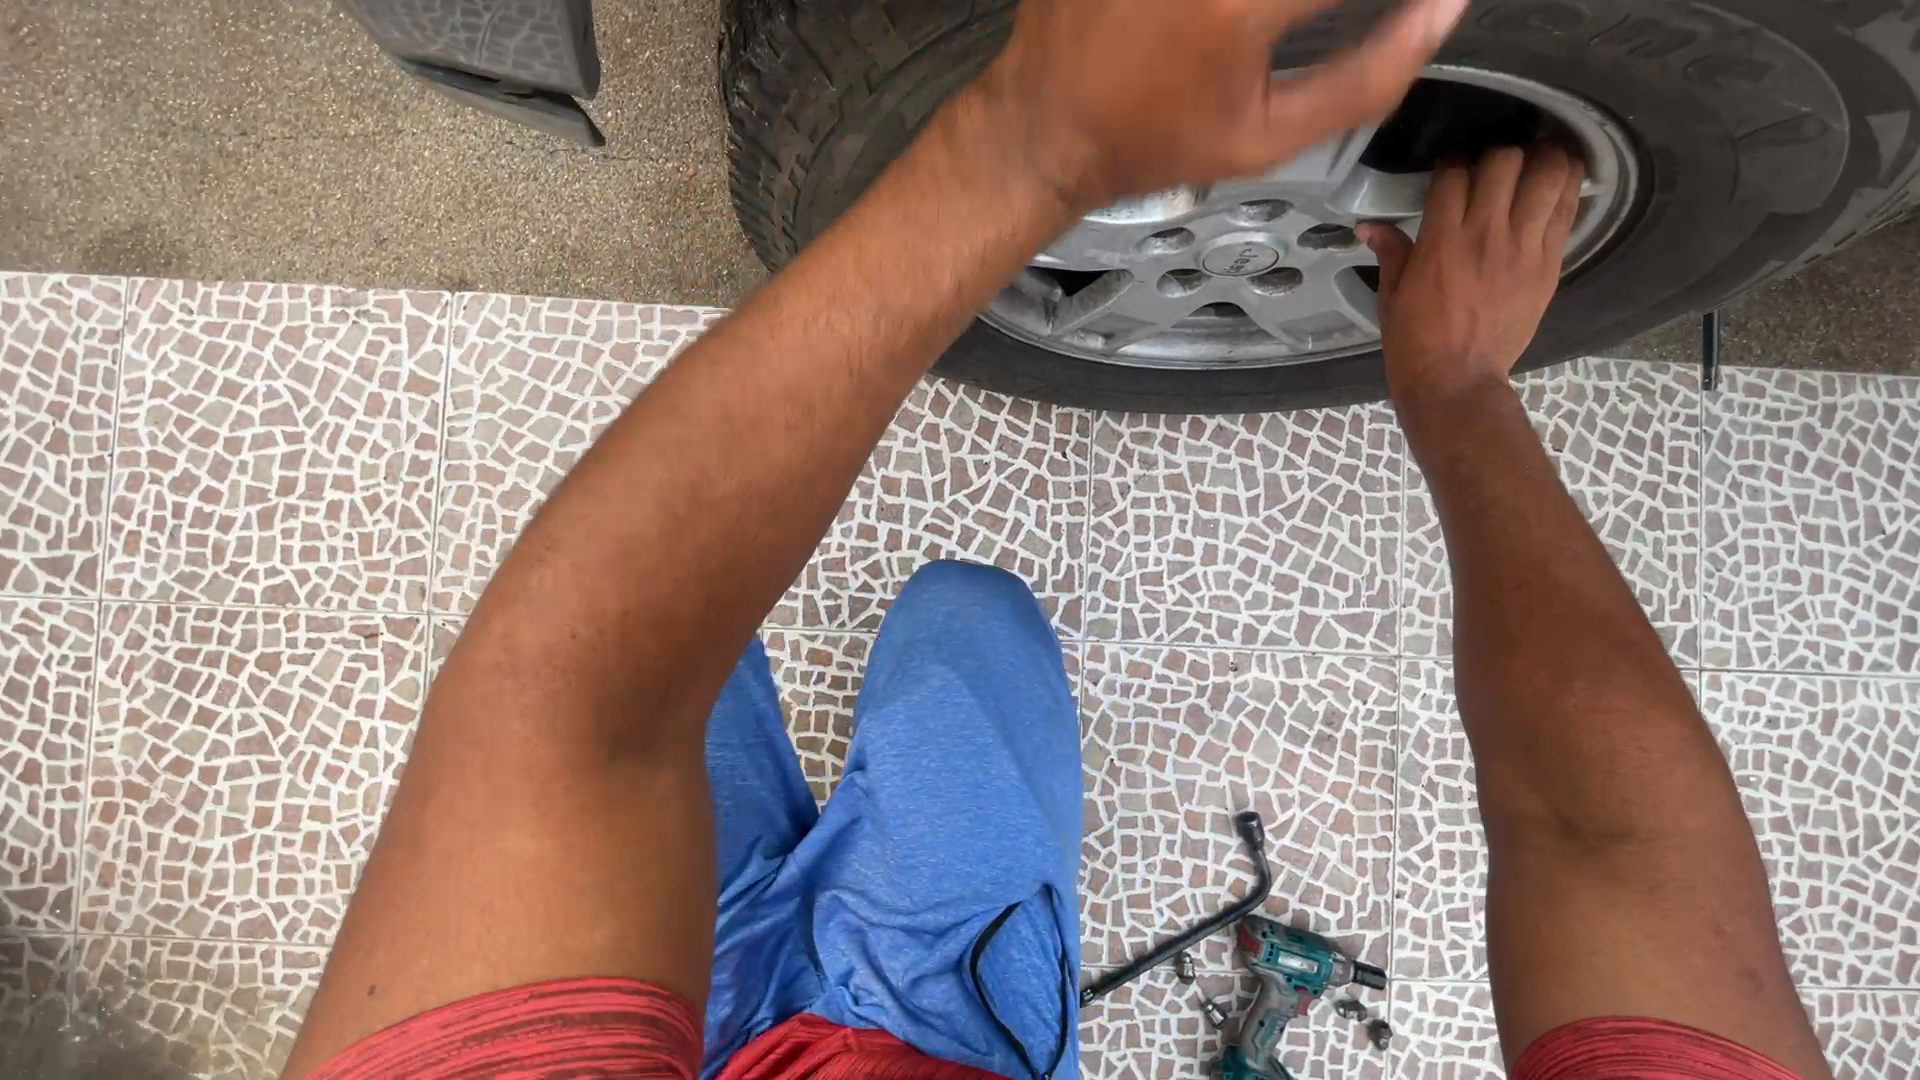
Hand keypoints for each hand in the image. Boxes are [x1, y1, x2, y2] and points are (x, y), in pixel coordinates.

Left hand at [978, 0, 1469, 213]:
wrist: (1045, 130)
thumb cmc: (1150, 145)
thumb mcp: (1262, 142)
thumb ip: (1364, 81)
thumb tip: (1444, 9)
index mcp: (1247, 7)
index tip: (1418, 0)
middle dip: (1306, 1)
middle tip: (1290, 24)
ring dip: (1271, 0)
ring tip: (1243, 27)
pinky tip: (1206, 18)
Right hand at [1357, 144, 1583, 405]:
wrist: (1455, 379)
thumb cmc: (1414, 341)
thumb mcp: (1391, 296)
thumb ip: (1390, 253)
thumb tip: (1369, 225)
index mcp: (1440, 243)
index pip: (1453, 175)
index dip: (1452, 162)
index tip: (1450, 167)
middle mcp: (1484, 235)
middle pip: (1504, 161)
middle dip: (1497, 153)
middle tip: (1494, 163)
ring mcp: (1523, 246)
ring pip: (1550, 172)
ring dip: (1544, 157)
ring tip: (1537, 158)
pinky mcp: (1550, 261)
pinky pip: (1568, 207)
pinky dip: (1567, 185)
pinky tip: (1559, 180)